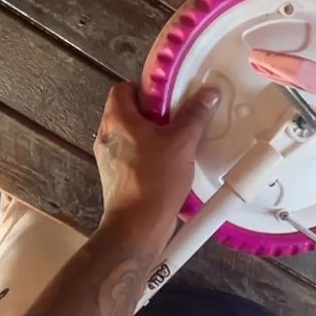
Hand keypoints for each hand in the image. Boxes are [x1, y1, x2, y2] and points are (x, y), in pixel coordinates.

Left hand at [93, 81, 218, 254]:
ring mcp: (109, 159)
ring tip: (178, 142)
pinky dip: (149, 155)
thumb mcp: (182, 143)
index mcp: (117, 119)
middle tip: (178, 118)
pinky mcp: (116, 178)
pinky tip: (170, 165)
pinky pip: (132, 156)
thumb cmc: (155, 181)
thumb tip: (208, 93)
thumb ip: (195, 115)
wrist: (137, 227)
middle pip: (128, 111)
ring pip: (131, 135)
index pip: (123, 88)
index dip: (146, 88)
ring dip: (153, 136)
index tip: (169, 96)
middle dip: (154, 113)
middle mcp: (107, 136)